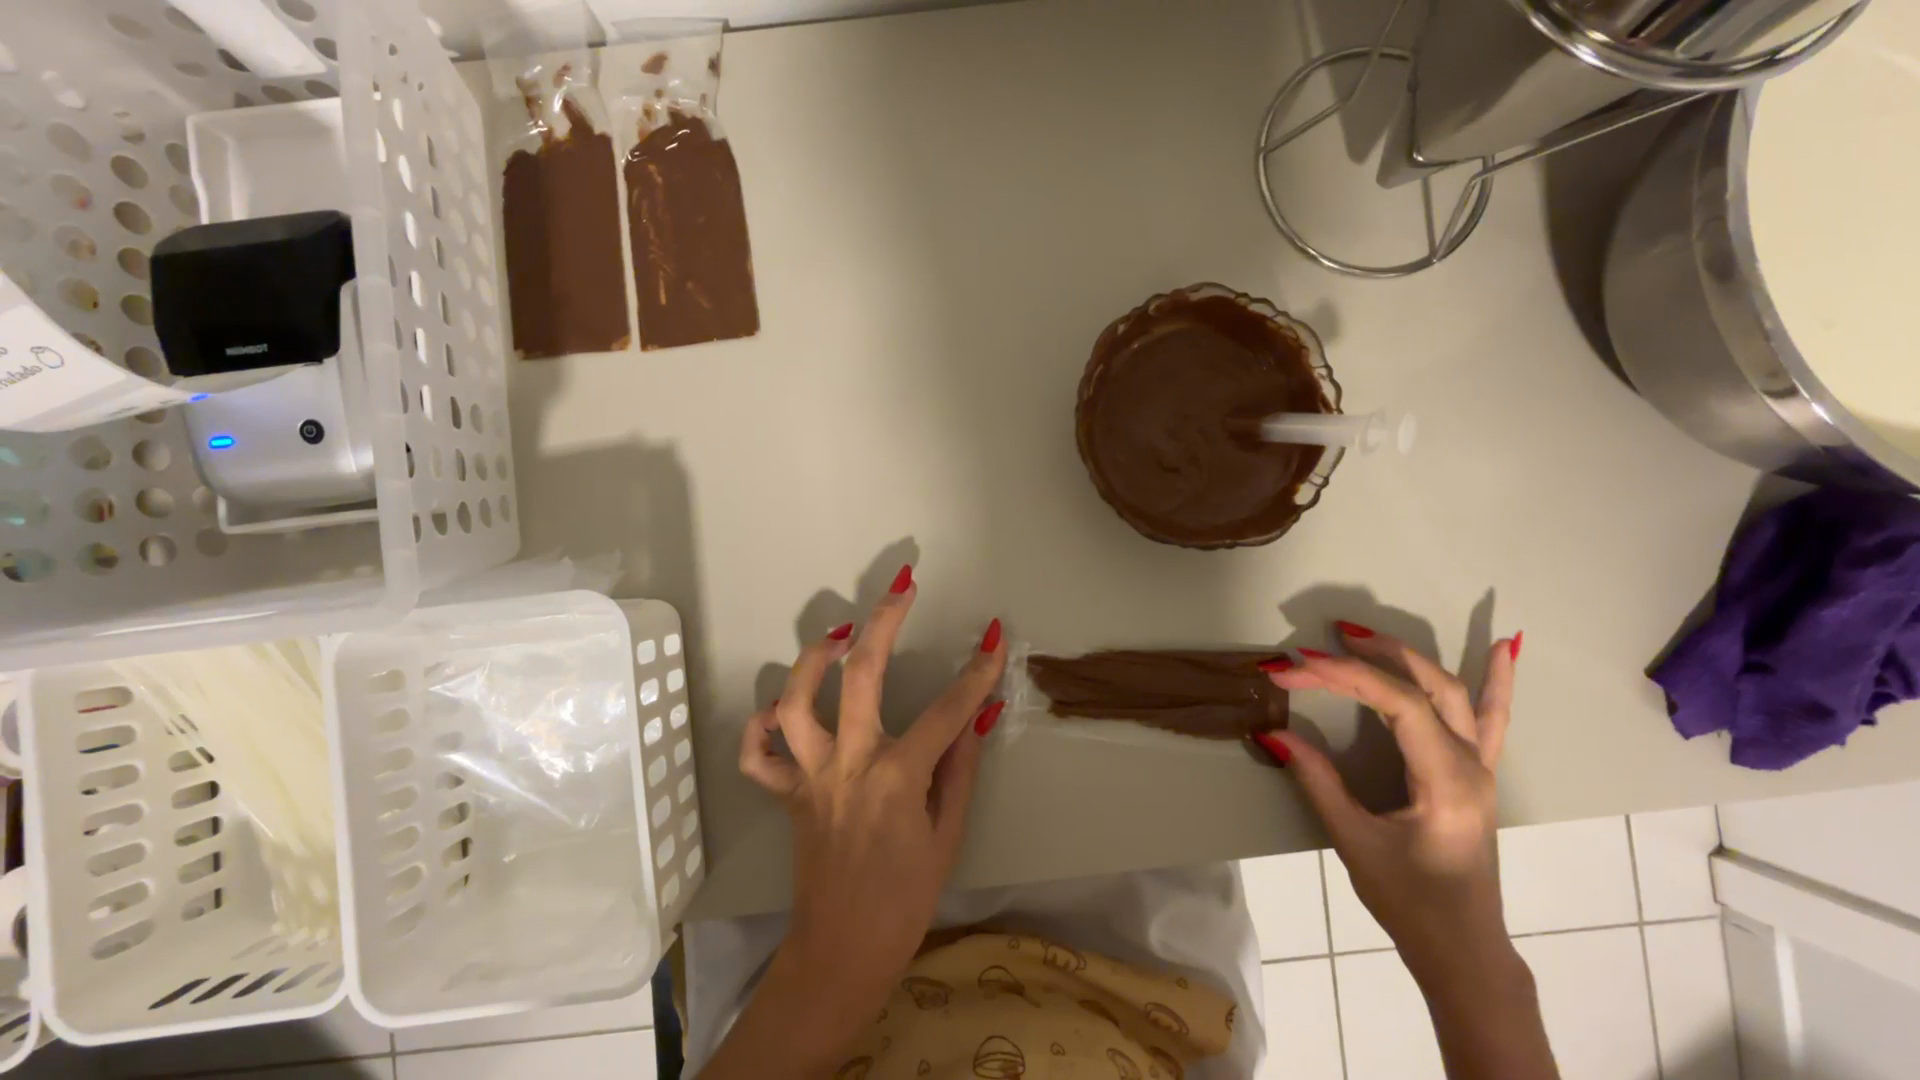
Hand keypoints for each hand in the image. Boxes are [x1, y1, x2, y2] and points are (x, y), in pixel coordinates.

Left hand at [737, 565, 1007, 1027]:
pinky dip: (760, 725)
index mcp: (897, 777)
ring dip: (812, 660)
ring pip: (794, 702)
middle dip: (884, 621)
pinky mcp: (786, 794)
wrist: (843, 949)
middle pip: (860, 675)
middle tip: (902, 586)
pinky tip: (780, 706)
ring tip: (836, 634)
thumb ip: (960, 767)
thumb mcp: (947, 834)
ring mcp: (810, 776)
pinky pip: (757, 754)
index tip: (993, 637)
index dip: (975, 672)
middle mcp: (849, 763)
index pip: (946, 710)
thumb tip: (979, 713)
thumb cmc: (906, 898)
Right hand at [1256, 623, 1517, 984]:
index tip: (1292, 669)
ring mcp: (1482, 767)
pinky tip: (1505, 646)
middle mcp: (1473, 764)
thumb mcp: (1355, 842)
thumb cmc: (1410, 902)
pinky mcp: (1478, 774)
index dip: (1342, 678)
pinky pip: (1493, 718)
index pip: (1396, 703)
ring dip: (1410, 658)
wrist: (1463, 948)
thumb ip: (1317, 782)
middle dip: (1373, 656)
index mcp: (1447, 780)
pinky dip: (1498, 680)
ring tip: (1366, 636)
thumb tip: (1273, 734)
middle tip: (1321, 642)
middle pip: (1428, 687)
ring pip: (1455, 693)